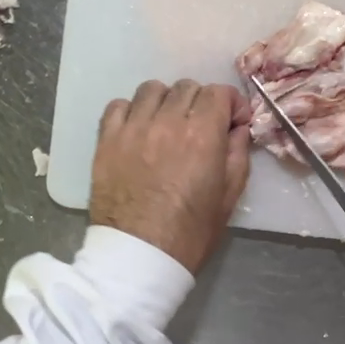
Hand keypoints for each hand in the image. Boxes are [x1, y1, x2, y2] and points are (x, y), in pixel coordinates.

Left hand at [90, 79, 250, 273]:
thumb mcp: (230, 196)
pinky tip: (138, 130)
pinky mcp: (106, 139)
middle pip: (187, 86)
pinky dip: (132, 110)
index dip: (231, 103)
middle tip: (201, 125)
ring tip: (167, 123)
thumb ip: (238, 154)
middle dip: (201, 101)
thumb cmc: (190, 232)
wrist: (138, 256)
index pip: (219, 92)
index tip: (233, 120)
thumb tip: (238, 128)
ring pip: (152, 89)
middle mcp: (167, 122)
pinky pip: (118, 105)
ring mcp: (133, 128)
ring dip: (166, 101)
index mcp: (202, 135)